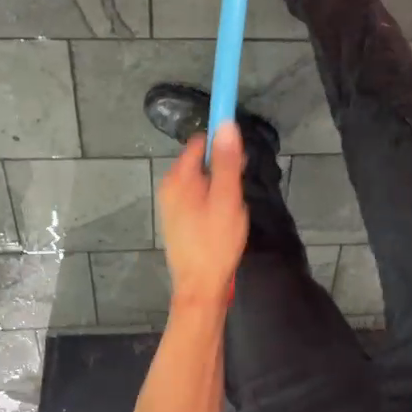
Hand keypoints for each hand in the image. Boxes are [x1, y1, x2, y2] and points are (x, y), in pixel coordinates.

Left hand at [157, 127, 248, 310]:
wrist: (200, 287)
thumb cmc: (215, 242)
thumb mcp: (227, 198)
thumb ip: (227, 161)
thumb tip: (226, 124)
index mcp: (178, 178)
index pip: (200, 142)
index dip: (222, 145)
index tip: (241, 162)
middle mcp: (169, 187)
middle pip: (201, 162)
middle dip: (223, 171)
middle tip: (238, 194)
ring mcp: (172, 204)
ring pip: (202, 182)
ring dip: (220, 189)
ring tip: (231, 212)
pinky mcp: (178, 220)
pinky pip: (199, 198)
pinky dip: (213, 202)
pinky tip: (223, 222)